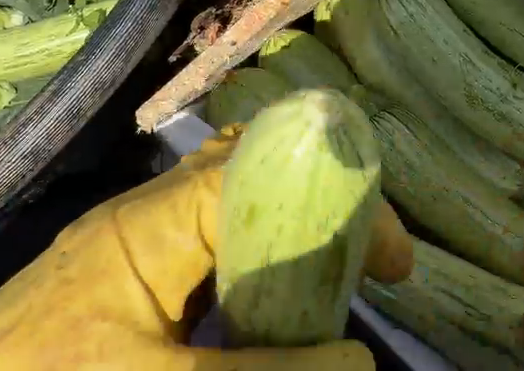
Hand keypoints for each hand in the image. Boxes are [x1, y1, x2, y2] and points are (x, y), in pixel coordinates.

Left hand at [0, 129, 413, 370]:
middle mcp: (159, 206)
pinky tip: (271, 307)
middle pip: (272, 171)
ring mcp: (142, 231)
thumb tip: (360, 364)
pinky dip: (259, 258)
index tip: (392, 262)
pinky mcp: (131, 262)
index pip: (281, 174)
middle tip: (372, 269)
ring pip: (245, 199)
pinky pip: (216, 236)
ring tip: (335, 287)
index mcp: (165, 219)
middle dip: (330, 209)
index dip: (346, 206)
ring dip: (297, 231)